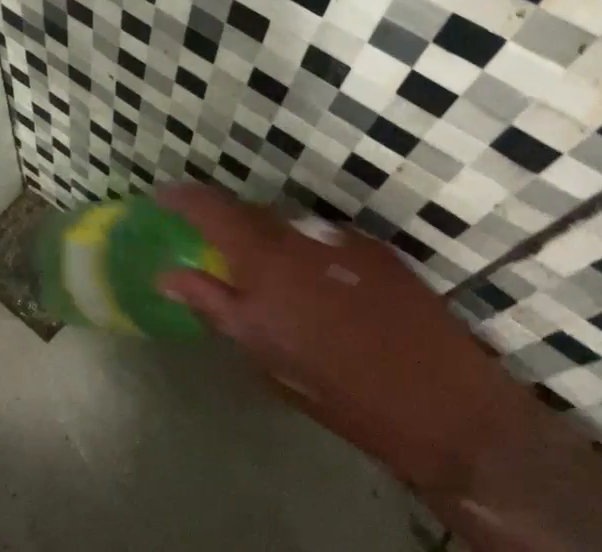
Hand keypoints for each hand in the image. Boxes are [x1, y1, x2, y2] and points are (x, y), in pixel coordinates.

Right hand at [153, 183, 538, 495]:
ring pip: (291, 226)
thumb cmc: (336, 390)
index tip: (160, 198)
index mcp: (267, 258)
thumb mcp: (262, 354)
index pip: (210, 207)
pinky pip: (325, 240)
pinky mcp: (377, 250)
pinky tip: (319, 292)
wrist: (441, 403)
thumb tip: (166, 274)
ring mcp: (344, 238)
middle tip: (211, 250)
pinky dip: (308, 254)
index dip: (180, 197)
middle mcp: (304, 234)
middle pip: (251, 212)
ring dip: (271, 241)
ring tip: (270, 280)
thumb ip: (212, 304)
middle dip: (225, 224)